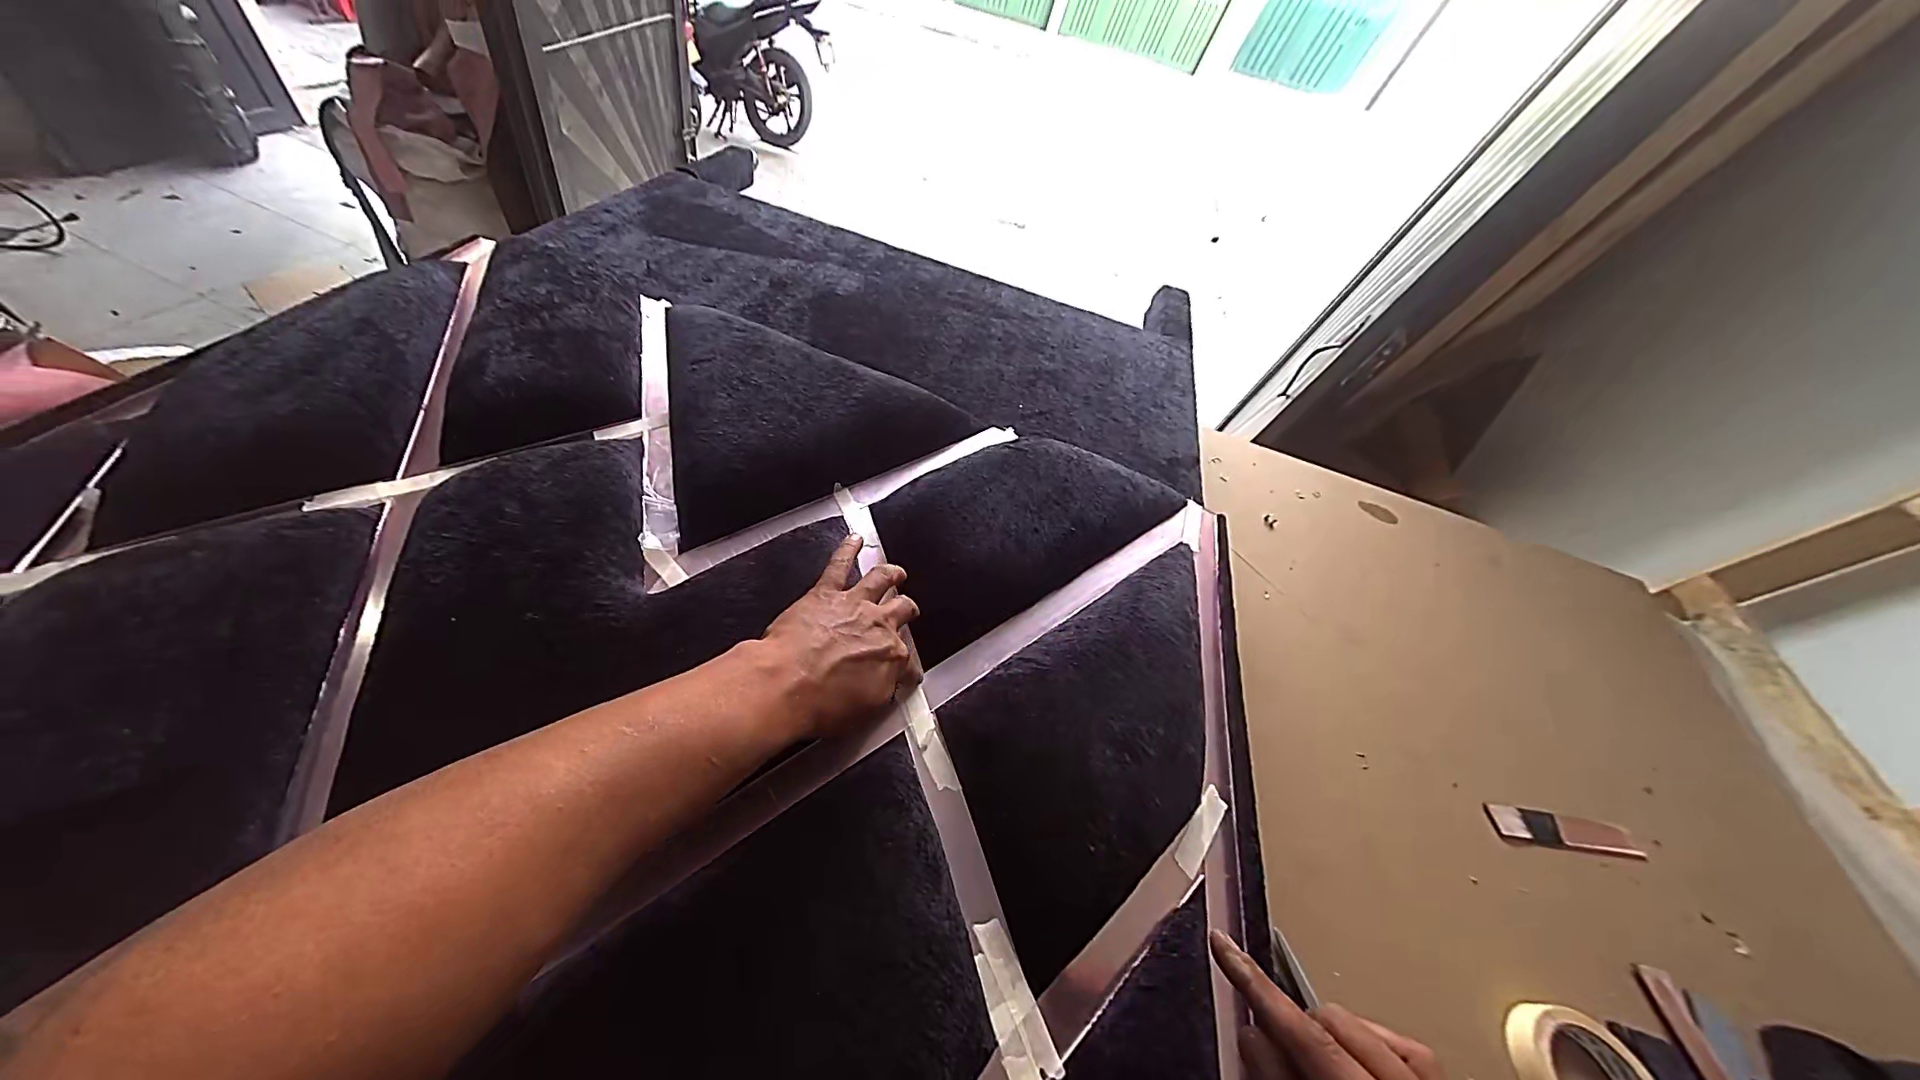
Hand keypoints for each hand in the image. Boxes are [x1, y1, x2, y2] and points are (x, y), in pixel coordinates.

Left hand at [758, 535, 921, 738]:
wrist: (786, 685)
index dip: (908, 666)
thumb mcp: (865, 710)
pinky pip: (841, 565)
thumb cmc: (819, 702)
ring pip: (880, 580)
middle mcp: (878, 625)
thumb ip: (883, 691)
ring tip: (895, 571)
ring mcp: (853, 606)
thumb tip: (888, 685)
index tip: (905, 671)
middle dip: (907, 609)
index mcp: (892, 657)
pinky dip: (849, 549)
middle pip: (902, 610)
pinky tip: (855, 539)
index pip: (908, 659)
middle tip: (908, 610)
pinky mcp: (826, 593)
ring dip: (891, 574)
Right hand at [1210, 930, 1444, 1079]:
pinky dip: (1371, 1046)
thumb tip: (1252, 1032)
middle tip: (1271, 1047)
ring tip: (1313, 1064)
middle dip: (1298, 1028)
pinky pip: (1405, 1046)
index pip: (1305, 1030)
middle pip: (1334, 1019)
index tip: (1223, 943)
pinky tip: (1354, 1064)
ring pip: (1367, 1025)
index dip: (1255, 983)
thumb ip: (1281, 1078)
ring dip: (1332, 1036)